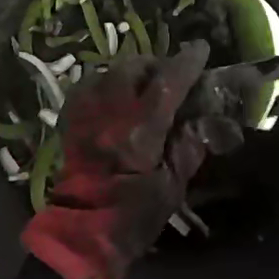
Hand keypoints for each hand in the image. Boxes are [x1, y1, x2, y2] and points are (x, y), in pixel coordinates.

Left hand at [21, 42, 215, 278]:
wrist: (84, 230)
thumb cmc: (135, 212)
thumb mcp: (174, 183)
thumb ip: (189, 145)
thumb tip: (206, 118)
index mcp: (141, 128)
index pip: (168, 80)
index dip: (187, 61)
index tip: (201, 48)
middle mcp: (111, 110)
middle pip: (134, 66)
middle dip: (155, 64)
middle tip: (171, 73)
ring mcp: (87, 111)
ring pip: (109, 71)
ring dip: (131, 72)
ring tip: (144, 83)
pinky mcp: (72, 118)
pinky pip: (90, 86)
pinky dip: (107, 83)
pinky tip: (117, 97)